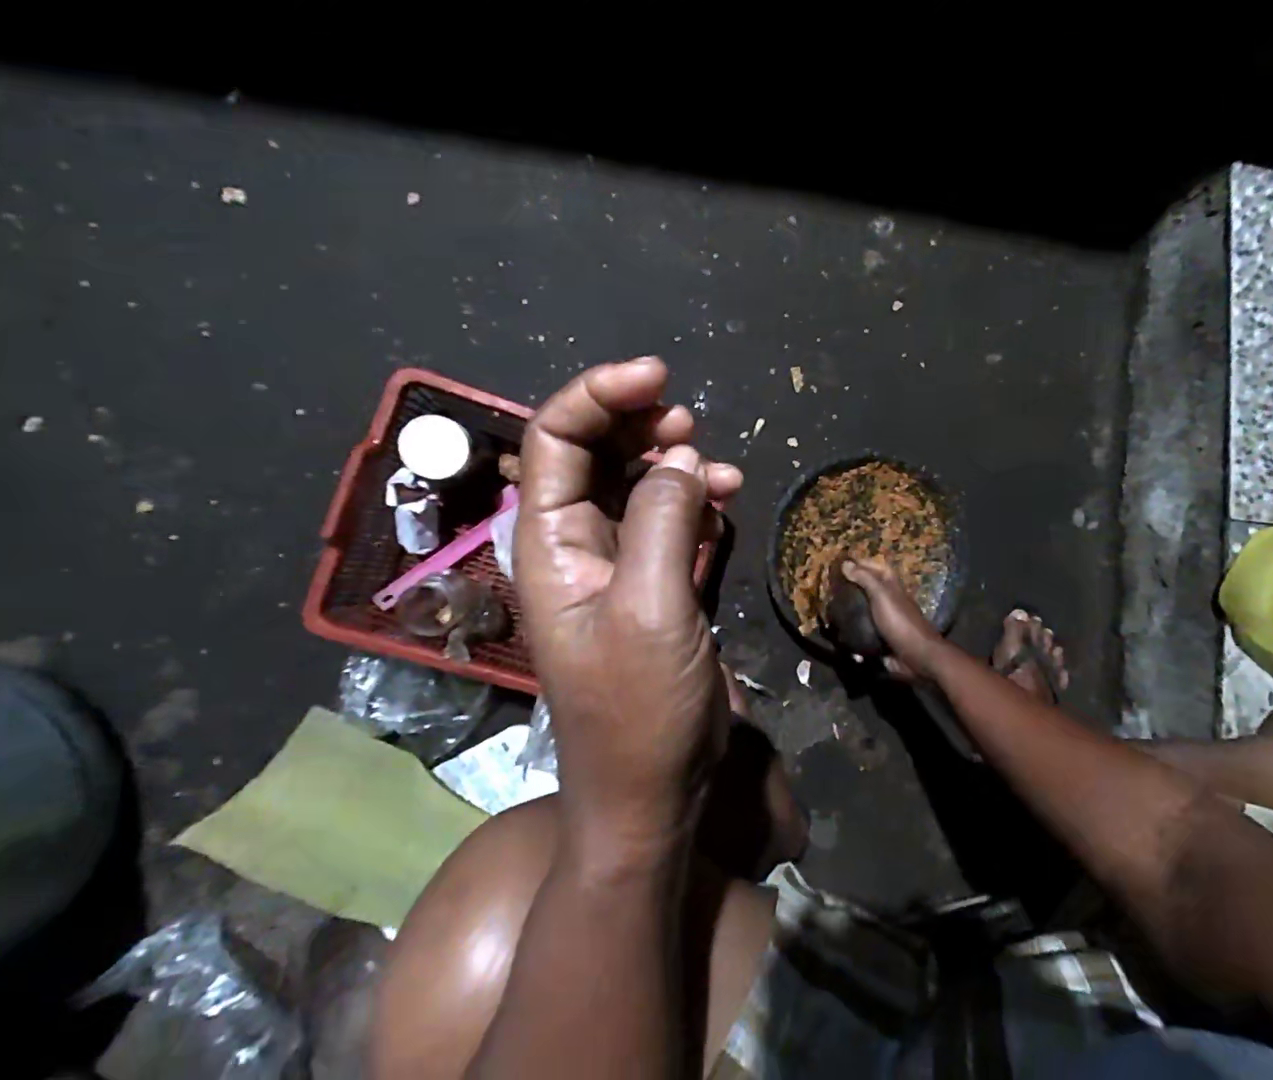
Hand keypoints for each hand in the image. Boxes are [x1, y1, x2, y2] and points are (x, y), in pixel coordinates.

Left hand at [516, 358, 743, 863]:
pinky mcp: (649, 583)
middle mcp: (571, 542)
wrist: (654, 790)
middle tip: (687, 422)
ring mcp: (611, 562)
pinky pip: (664, 518)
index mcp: (547, 542)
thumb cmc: (638, 711)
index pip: (553, 440)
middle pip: (592, 452)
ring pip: (632, 481)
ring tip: (716, 467)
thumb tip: (678, 460)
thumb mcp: (649, 610)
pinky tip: (725, 501)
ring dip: (672, 461)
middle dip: (637, 424)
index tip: (656, 377)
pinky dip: (692, 501)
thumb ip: (661, 521)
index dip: (597, 395)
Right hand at [839, 558, 945, 679]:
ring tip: (829, 604)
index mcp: (893, 589)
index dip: (863, 563)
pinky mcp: (880, 638)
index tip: (842, 562)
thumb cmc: (900, 622)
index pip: (879, 569)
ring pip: (864, 608)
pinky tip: (836, 627)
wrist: (917, 656)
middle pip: (870, 588)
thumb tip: (846, 563)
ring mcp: (885, 621)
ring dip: (849, 606)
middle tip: (830, 585)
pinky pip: (862, 628)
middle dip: (852, 584)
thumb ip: (865, 579)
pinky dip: (850, 627)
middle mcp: (889, 602)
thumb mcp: (882, 596)